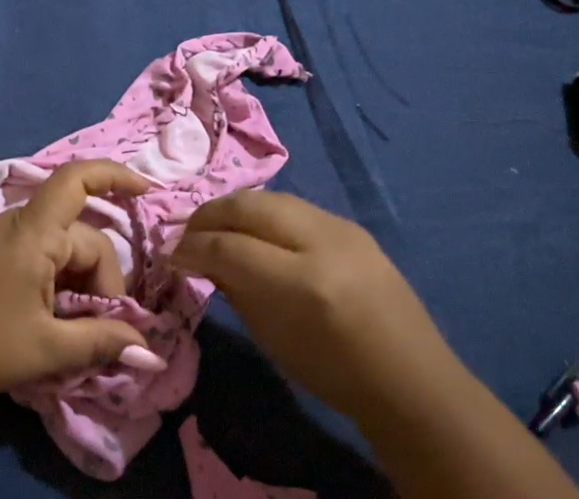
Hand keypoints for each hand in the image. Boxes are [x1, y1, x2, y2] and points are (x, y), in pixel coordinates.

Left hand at [0, 159, 158, 405]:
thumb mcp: (48, 348)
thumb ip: (101, 342)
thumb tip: (150, 349)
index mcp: (35, 233)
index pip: (78, 181)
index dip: (115, 176)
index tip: (149, 191)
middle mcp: (19, 226)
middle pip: (81, 235)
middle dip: (103, 278)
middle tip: (106, 329)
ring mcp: (1, 240)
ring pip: (62, 249)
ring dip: (82, 283)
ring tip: (80, 330)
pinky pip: (40, 257)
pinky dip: (60, 282)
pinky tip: (57, 320)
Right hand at [172, 189, 465, 424]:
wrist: (410, 380)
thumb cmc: (333, 372)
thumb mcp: (270, 337)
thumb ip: (234, 288)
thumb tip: (201, 258)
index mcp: (300, 282)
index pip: (228, 245)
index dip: (191, 246)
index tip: (168, 254)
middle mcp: (321, 243)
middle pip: (246, 206)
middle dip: (207, 216)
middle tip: (185, 233)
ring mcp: (340, 228)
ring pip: (269, 198)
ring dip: (234, 209)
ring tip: (214, 227)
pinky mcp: (351, 226)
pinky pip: (293, 207)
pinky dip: (263, 214)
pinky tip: (253, 231)